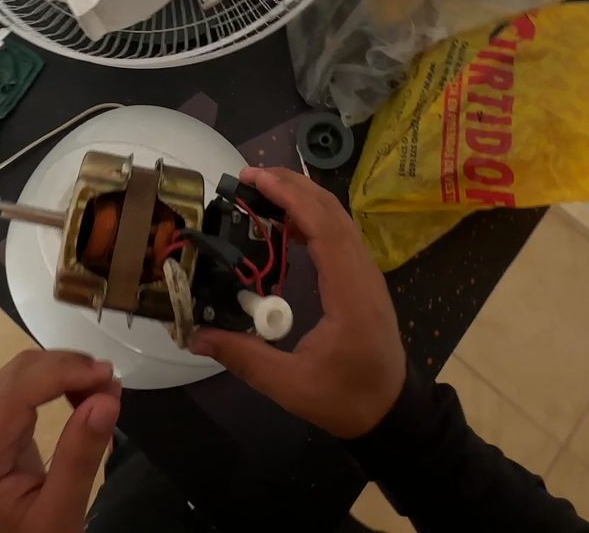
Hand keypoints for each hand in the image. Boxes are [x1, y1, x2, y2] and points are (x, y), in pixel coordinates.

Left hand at [0, 349, 121, 532]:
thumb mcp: (58, 517)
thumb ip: (79, 458)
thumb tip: (106, 397)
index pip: (17, 390)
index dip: (64, 372)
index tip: (108, 375)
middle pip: (17, 375)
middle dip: (68, 369)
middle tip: (111, 386)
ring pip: (19, 374)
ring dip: (63, 372)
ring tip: (101, 391)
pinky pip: (19, 389)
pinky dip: (53, 383)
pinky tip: (79, 396)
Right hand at [189, 166, 406, 437]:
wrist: (392, 412)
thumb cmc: (345, 398)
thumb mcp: (291, 385)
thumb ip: (244, 358)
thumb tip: (195, 336)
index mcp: (349, 292)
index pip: (323, 226)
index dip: (290, 197)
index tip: (256, 179)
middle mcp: (363, 271)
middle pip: (331, 210)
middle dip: (291, 184)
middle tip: (249, 176)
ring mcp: (366, 271)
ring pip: (338, 216)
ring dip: (303, 195)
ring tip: (263, 188)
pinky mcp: (363, 276)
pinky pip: (339, 231)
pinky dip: (313, 214)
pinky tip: (287, 220)